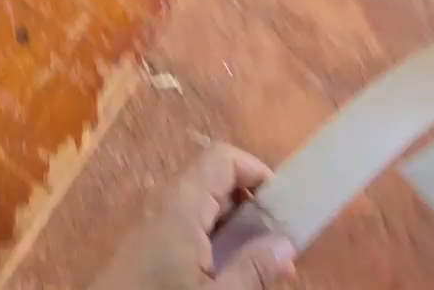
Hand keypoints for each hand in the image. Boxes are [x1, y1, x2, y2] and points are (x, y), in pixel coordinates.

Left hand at [88, 143, 295, 289]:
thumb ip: (253, 270)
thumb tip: (286, 243)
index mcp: (182, 201)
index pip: (223, 157)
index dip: (257, 173)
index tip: (285, 210)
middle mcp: (165, 198)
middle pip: (215, 179)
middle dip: (252, 206)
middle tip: (281, 247)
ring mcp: (153, 218)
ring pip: (204, 204)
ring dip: (235, 226)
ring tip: (261, 267)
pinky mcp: (147, 240)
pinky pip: (189, 223)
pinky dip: (214, 239)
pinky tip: (228, 275)